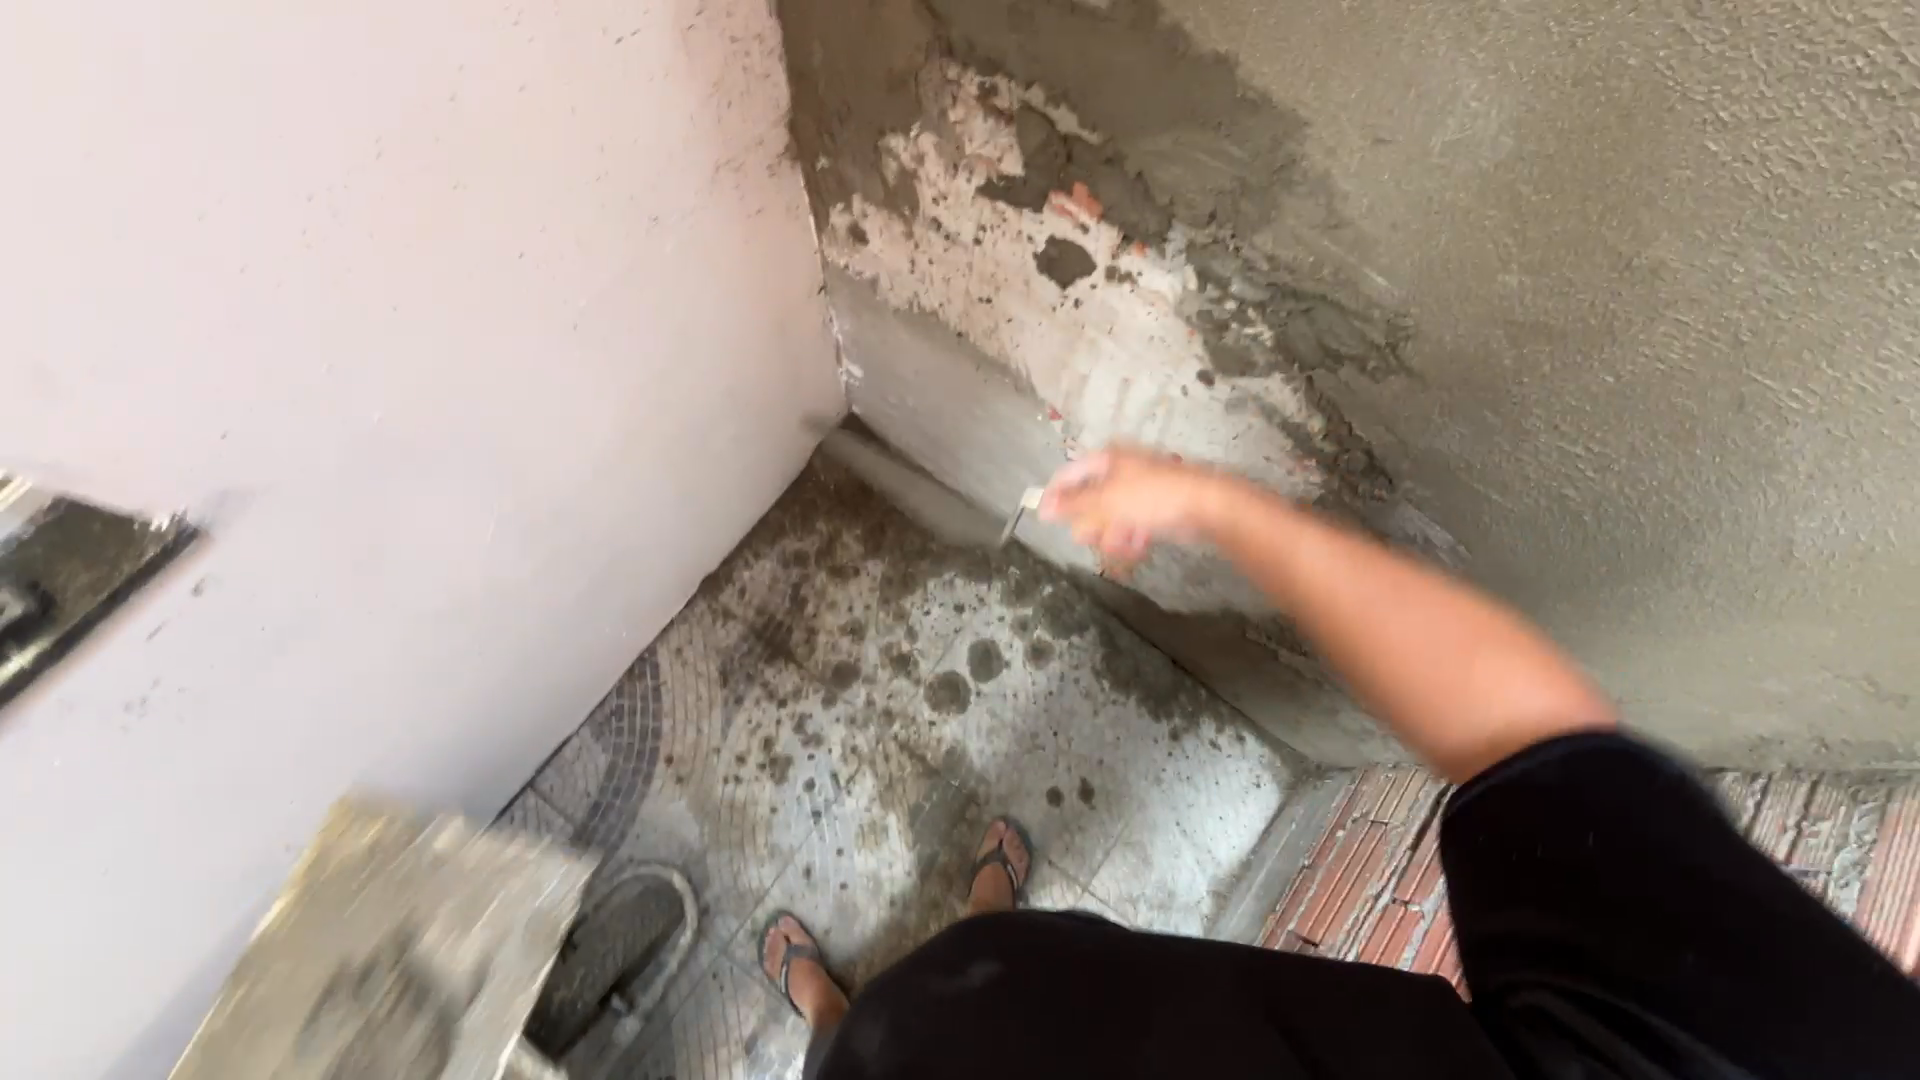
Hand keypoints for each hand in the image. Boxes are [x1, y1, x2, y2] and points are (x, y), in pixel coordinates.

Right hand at [1038, 446, 1232, 565]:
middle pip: (1089, 502)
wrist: (1205, 506)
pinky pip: (1131, 525)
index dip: (1054, 497)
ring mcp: (1137, 490)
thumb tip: (1042, 507)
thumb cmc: (1152, 496)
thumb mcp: (1106, 500)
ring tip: (1124, 545)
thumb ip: (1073, 504)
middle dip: (1093, 524)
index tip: (1045, 520)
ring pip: (1110, 518)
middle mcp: (1119, 471)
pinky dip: (1132, 538)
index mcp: (1106, 460)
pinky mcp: (1153, 508)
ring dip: (1113, 535)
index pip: (1068, 475)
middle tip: (1096, 537)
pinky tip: (1139, 546)